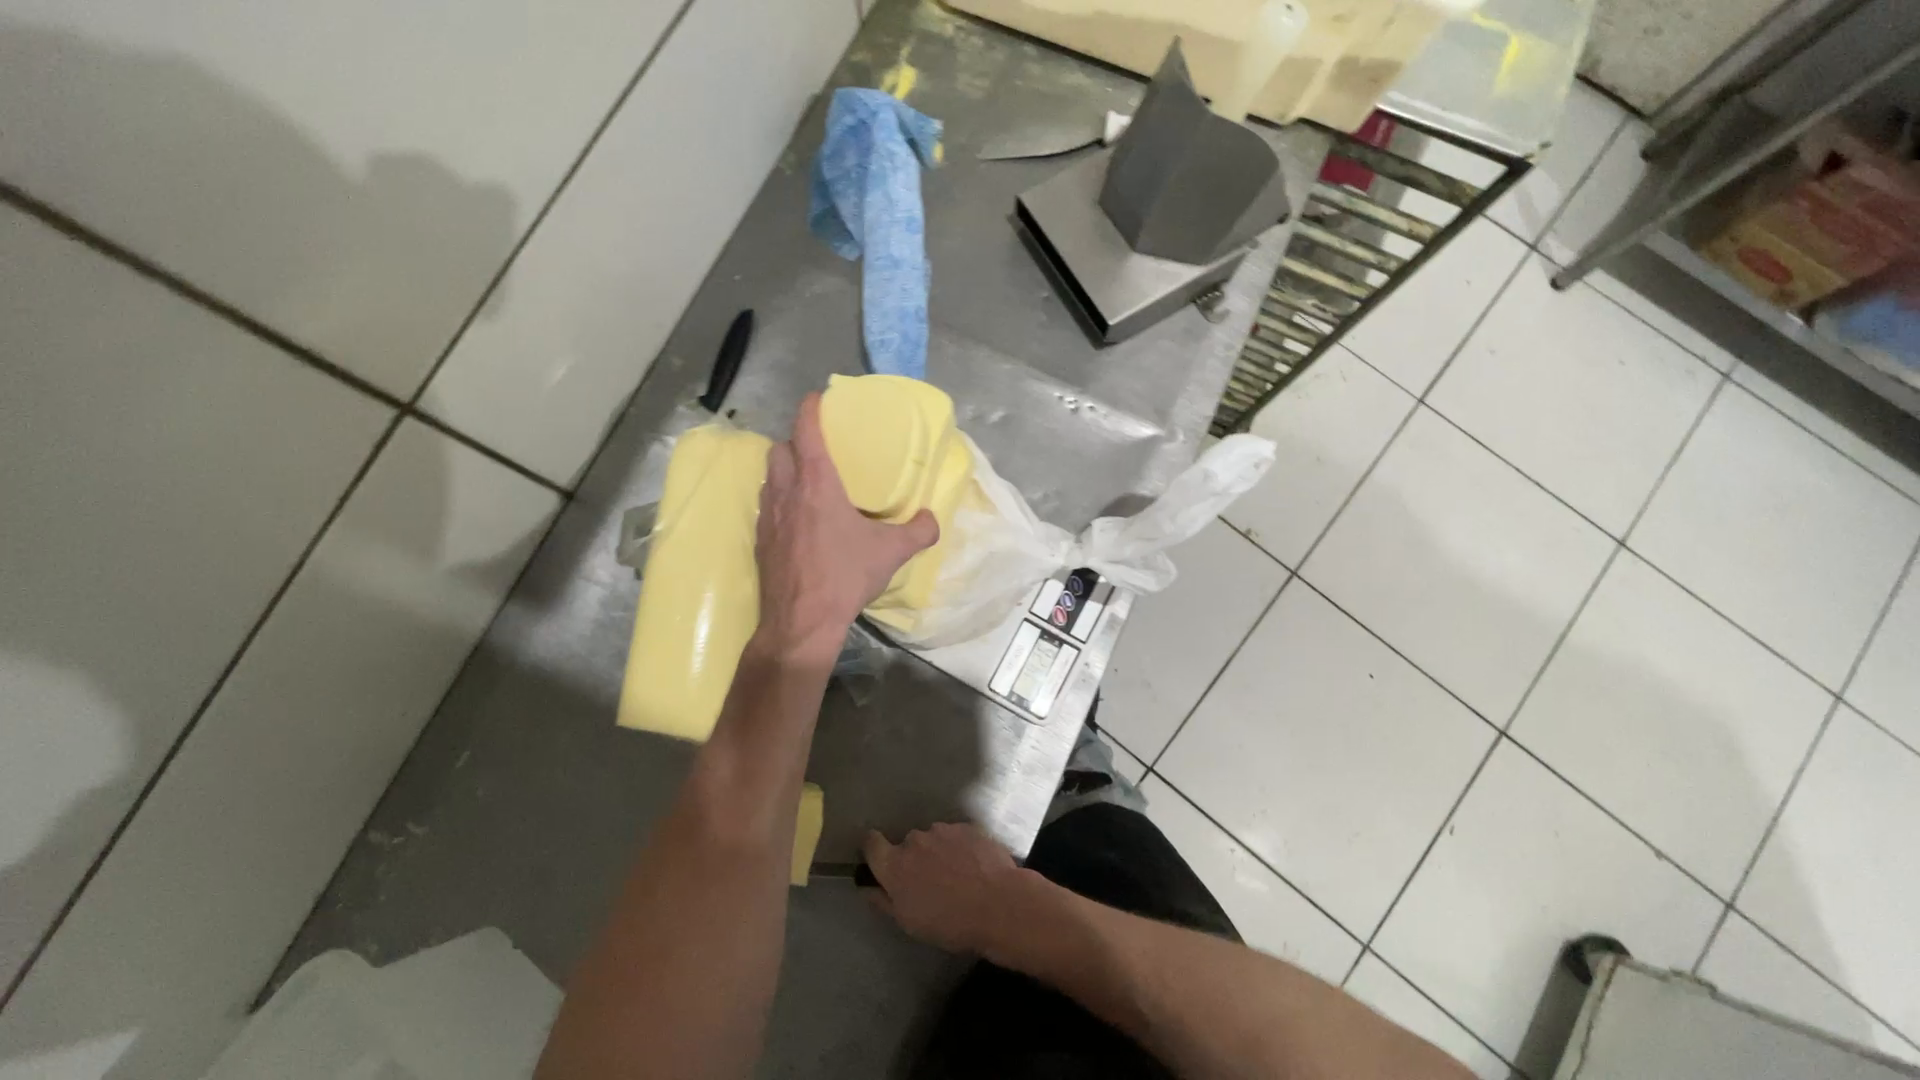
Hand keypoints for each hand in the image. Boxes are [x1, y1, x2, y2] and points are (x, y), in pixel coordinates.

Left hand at [754, 393, 938, 662]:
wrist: (801, 621)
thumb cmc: (845, 576)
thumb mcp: (892, 553)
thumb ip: (919, 531)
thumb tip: (932, 519)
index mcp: (817, 483)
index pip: (806, 430)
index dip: (810, 408)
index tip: (818, 398)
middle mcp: (786, 492)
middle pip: (779, 449)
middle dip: (794, 442)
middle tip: (817, 450)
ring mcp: (767, 517)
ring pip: (769, 478)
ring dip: (784, 472)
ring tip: (807, 484)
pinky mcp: (759, 541)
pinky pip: (765, 508)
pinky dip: (779, 502)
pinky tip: (797, 522)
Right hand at [863, 823, 1034, 953]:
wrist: (999, 905)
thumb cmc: (949, 922)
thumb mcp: (909, 922)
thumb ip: (884, 901)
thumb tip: (868, 887)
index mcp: (894, 865)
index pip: (871, 843)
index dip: (874, 849)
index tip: (882, 859)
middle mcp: (914, 840)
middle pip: (907, 844)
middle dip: (915, 859)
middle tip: (931, 882)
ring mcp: (943, 830)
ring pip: (934, 839)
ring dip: (939, 852)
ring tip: (959, 876)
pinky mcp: (968, 827)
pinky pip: (957, 836)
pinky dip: (962, 848)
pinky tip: (976, 868)